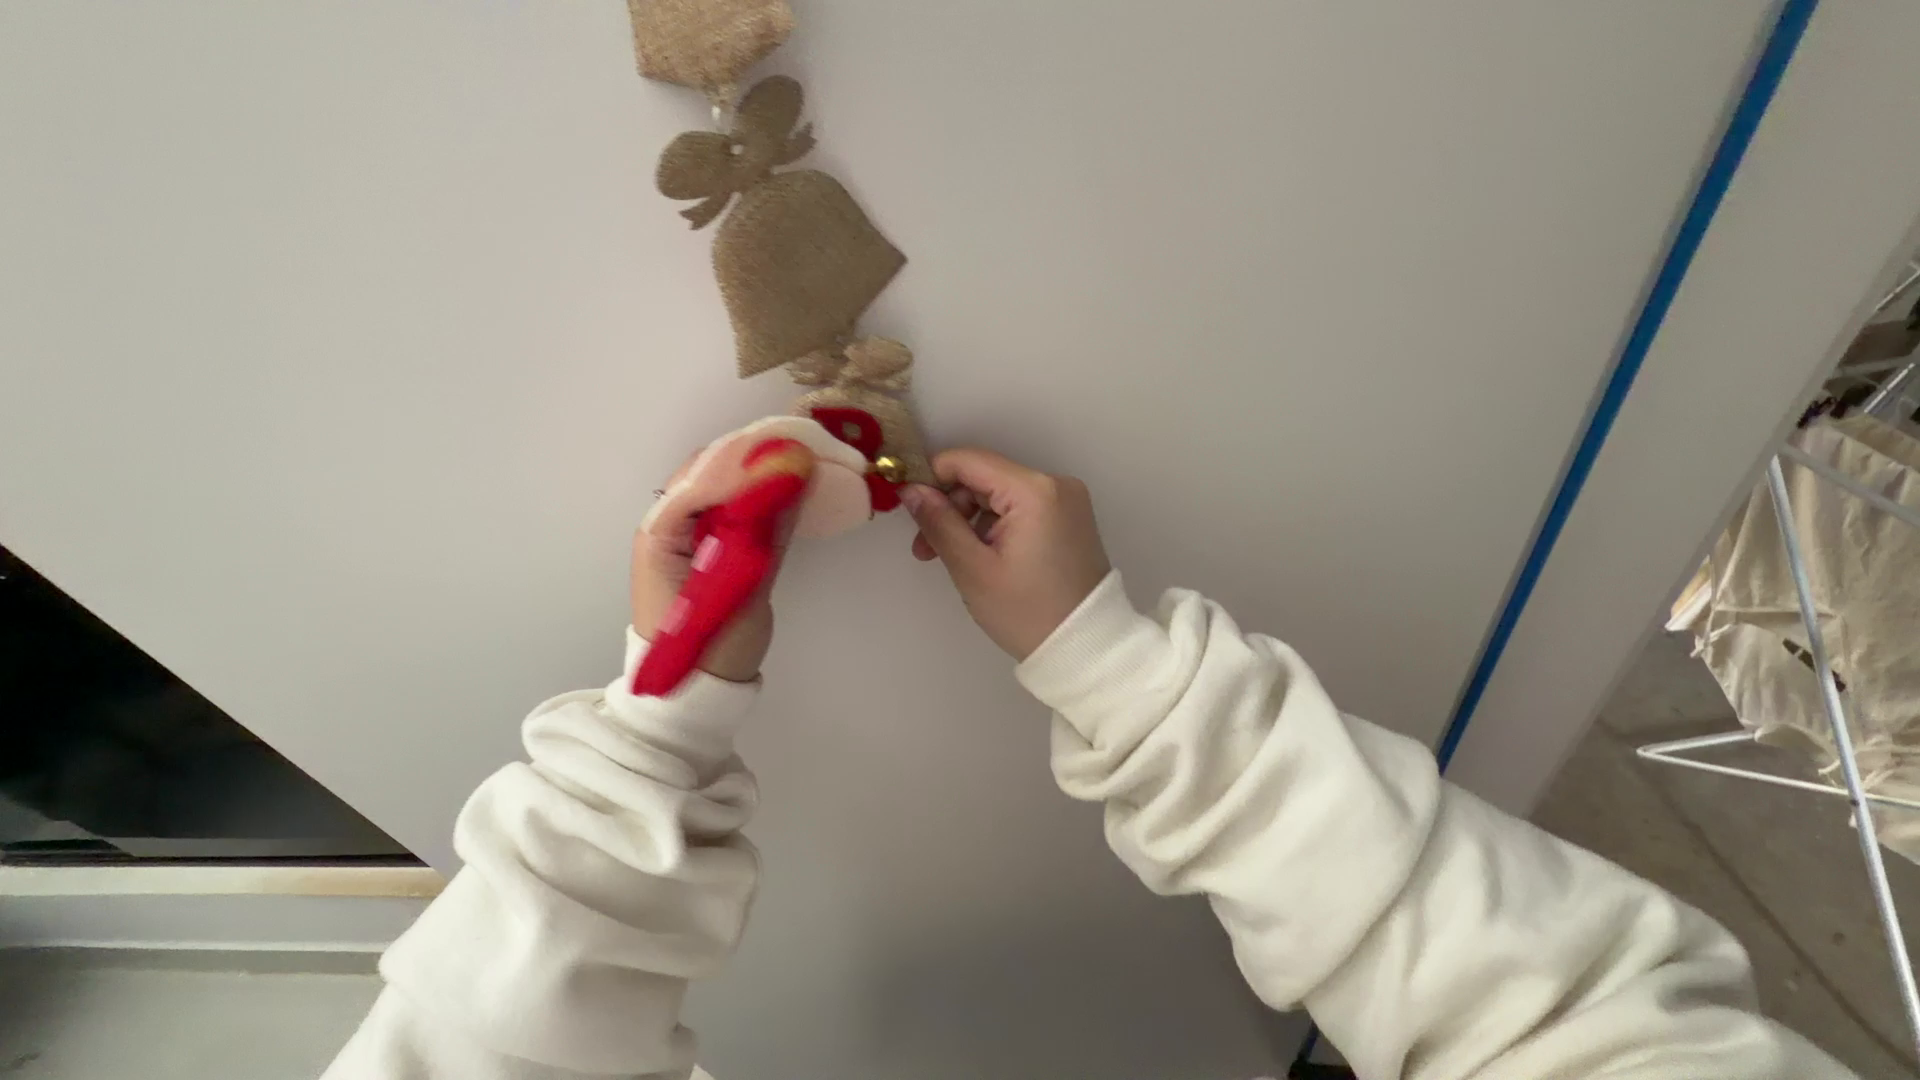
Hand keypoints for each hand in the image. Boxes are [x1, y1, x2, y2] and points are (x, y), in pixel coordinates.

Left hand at [630, 457, 783, 683]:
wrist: (699, 690)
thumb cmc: (711, 651)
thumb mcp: (741, 595)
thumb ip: (765, 537)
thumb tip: (793, 484)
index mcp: (660, 537)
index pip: (696, 484)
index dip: (740, 467)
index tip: (785, 458)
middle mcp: (669, 524)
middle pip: (706, 471)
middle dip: (751, 455)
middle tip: (800, 446)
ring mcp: (688, 531)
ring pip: (720, 480)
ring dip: (757, 466)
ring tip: (801, 456)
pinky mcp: (711, 540)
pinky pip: (731, 501)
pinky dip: (760, 488)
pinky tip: (789, 484)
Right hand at [903, 448, 1110, 660]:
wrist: (1085, 646)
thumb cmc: (1027, 612)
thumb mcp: (973, 568)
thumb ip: (938, 522)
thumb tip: (910, 490)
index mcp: (1035, 490)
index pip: (968, 460)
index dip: (931, 477)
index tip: (908, 507)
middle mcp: (1055, 484)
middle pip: (983, 477)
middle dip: (949, 507)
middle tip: (925, 549)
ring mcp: (1066, 501)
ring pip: (998, 494)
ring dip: (968, 519)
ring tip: (950, 558)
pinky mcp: (1069, 518)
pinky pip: (1019, 508)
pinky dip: (993, 525)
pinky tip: (980, 556)